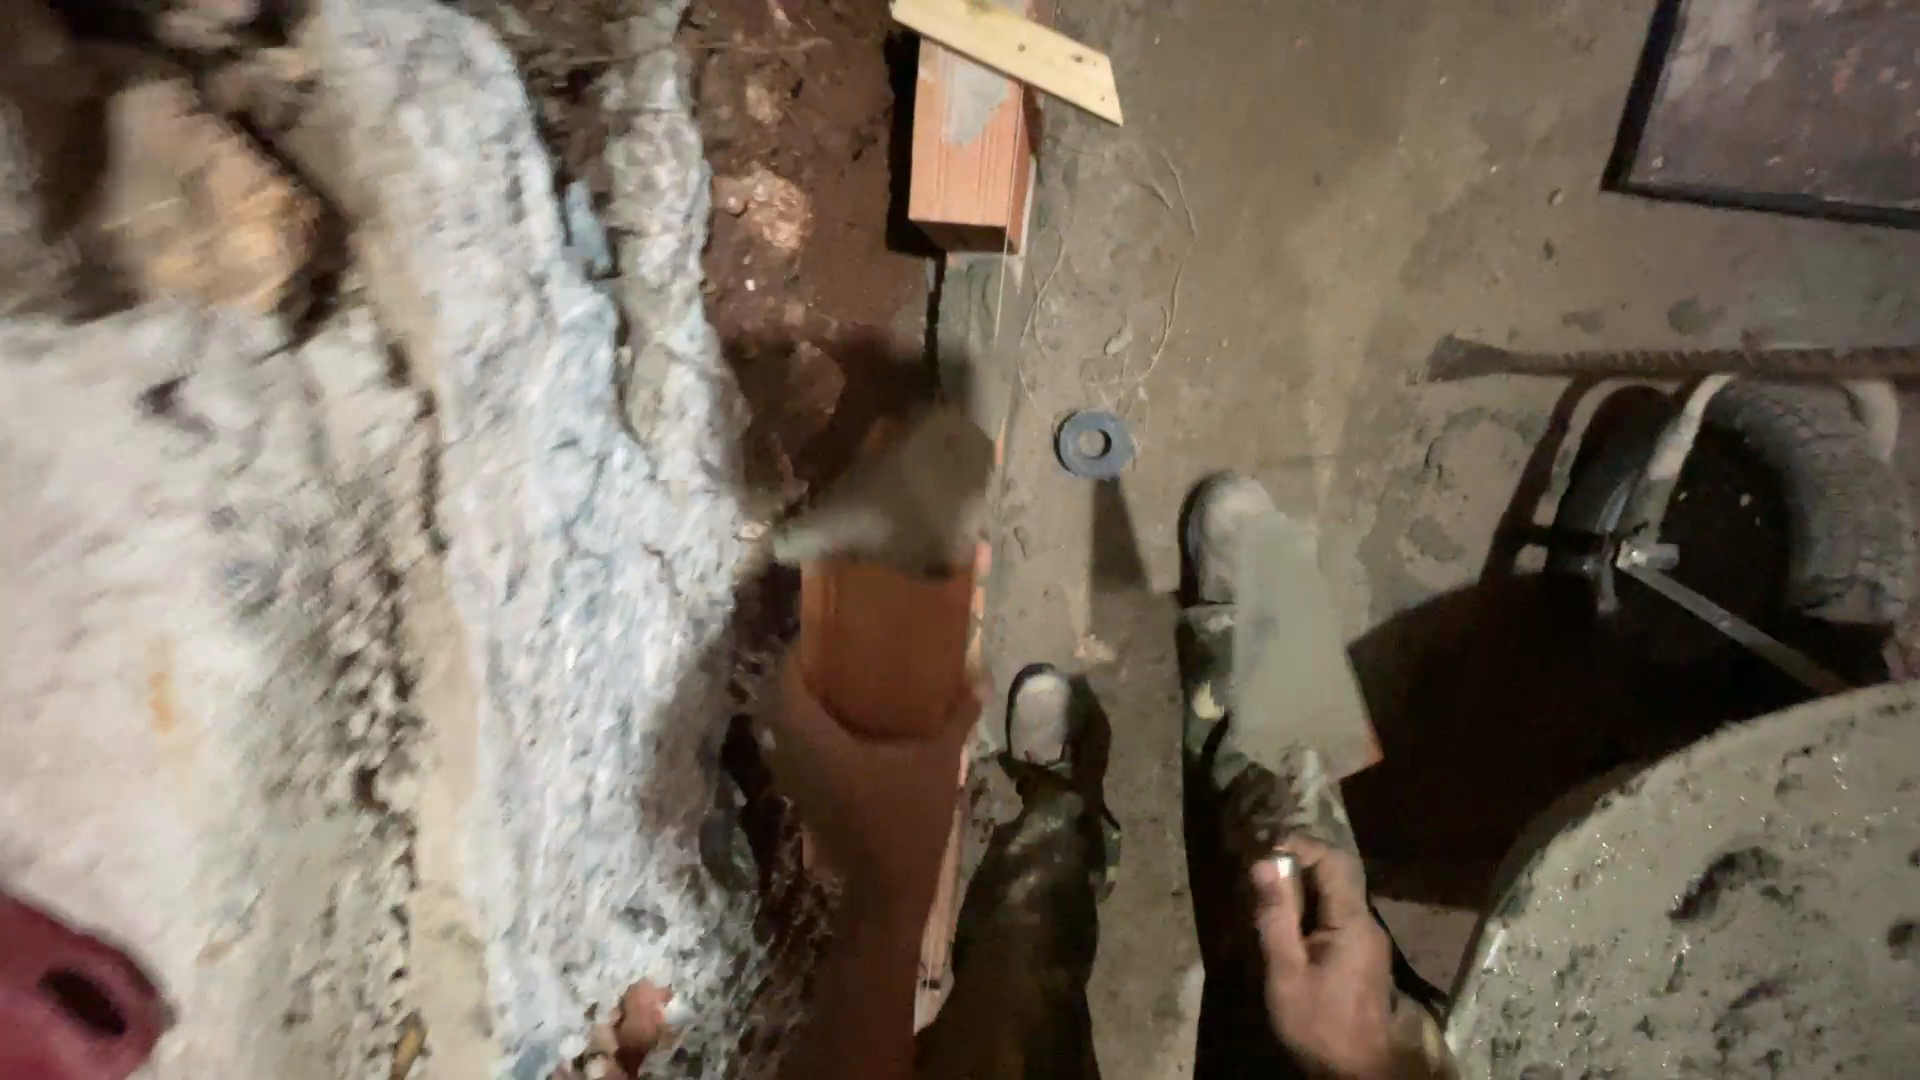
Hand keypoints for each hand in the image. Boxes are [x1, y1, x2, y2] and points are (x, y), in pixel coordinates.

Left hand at [762, 652, 974, 916]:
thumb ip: (958, 716)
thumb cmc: (909, 817)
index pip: (785, 684)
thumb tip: (980, 678)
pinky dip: (809, 729)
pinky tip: (846, 723)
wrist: (889, 886)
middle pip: (779, 702)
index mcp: (817, 741)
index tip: (821, 634)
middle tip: (835, 654)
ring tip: (840, 681)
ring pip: (784, 728)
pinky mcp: (805, 796)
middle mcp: (796, 756)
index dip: (796, 654)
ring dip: (803, 702)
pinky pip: (796, 749)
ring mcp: (797, 780)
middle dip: (801, 674)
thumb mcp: (939, 760)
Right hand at [1251, 836, 1395, 1079]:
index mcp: (1353, 923)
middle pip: (1333, 874)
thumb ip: (1276, 914)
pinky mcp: (1360, 956)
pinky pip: (1333, 915)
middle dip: (1293, 867)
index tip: (1263, 854)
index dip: (1298, 847)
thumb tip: (1265, 862)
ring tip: (1264, 904)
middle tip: (1257, 879)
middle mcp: (1366, 924)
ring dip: (1297, 890)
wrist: (1355, 1077)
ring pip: (1331, 895)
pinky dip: (1306, 910)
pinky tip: (1283, 929)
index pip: (1332, 860)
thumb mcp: (1286, 970)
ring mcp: (1367, 941)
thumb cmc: (1318, 1024)